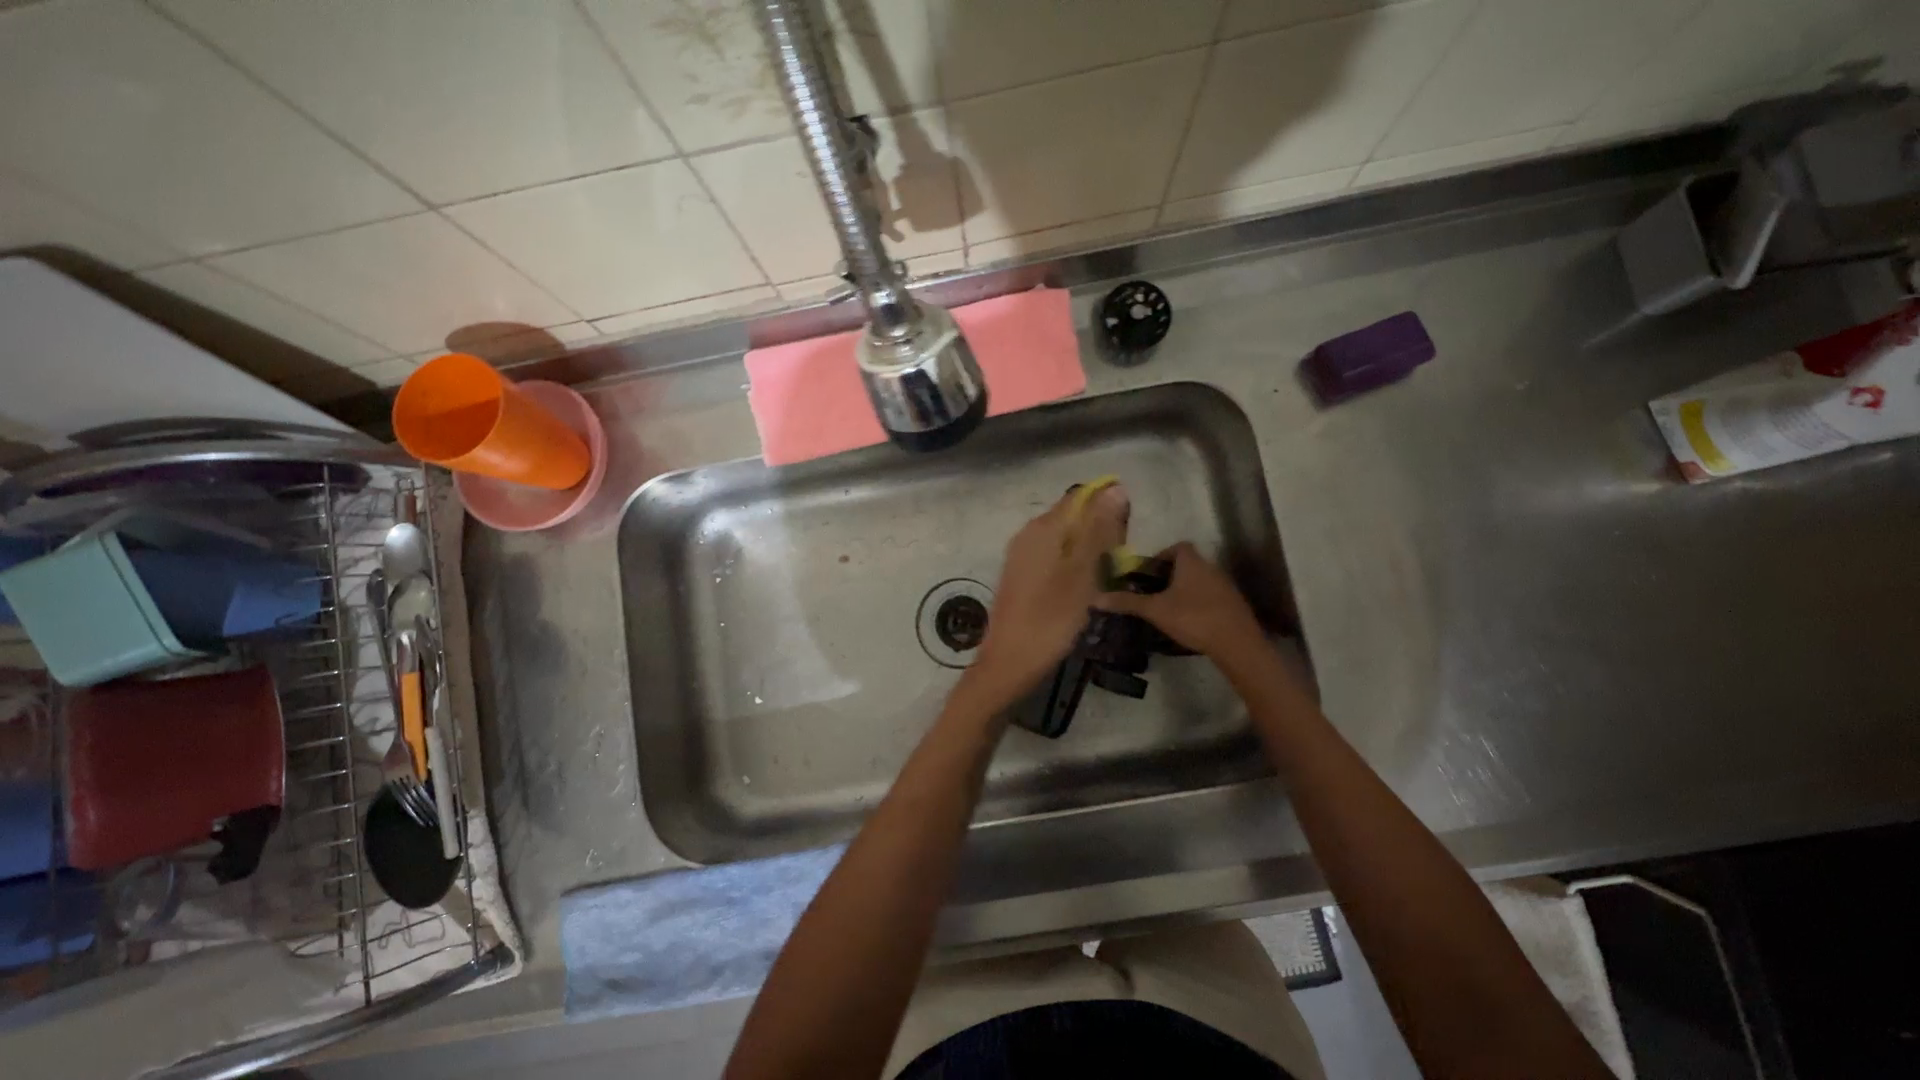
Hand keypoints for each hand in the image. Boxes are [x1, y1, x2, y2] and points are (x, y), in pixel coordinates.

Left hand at [971, 484, 1129, 701]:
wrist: (1010, 662)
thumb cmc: (1051, 619)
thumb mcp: (1083, 574)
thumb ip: (1098, 530)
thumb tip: (1115, 489)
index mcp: (1043, 528)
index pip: (1081, 498)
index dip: (1108, 507)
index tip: (1127, 533)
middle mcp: (1028, 534)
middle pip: (1072, 517)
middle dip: (1100, 530)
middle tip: (1120, 560)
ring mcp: (1022, 555)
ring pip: (1064, 539)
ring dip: (1089, 550)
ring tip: (1107, 575)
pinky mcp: (1022, 576)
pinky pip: (1054, 557)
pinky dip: (1073, 565)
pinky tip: (1085, 587)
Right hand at [1093, 542, 1262, 659]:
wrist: (1236, 642)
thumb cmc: (1193, 617)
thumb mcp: (1155, 610)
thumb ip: (1128, 603)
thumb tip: (1096, 598)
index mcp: (1191, 562)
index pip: (1178, 547)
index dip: (1162, 556)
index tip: (1149, 572)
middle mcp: (1210, 567)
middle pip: (1189, 564)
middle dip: (1171, 575)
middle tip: (1154, 592)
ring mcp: (1225, 585)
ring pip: (1200, 580)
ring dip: (1186, 589)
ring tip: (1169, 608)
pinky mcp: (1234, 604)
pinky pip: (1212, 596)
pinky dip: (1199, 603)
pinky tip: (1190, 621)